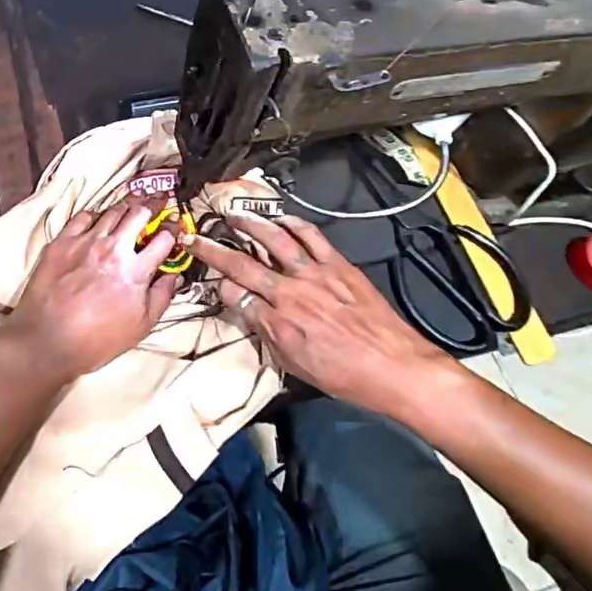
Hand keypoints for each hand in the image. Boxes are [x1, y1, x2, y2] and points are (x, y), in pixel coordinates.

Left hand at [2, 197, 181, 380]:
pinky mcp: (61, 243)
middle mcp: (113, 249)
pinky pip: (82, 217)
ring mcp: (85, 242)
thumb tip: (174, 277)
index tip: (173, 228)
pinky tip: (97, 222)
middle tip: (158, 201)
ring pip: (112, 211)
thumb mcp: (141, 326)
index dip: (172, 230)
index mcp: (136, 271)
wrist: (46, 341)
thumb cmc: (96, 340)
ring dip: (125, 208)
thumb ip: (161, 297)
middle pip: (139, 213)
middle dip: (152, 205)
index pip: (163, 238)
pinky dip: (94, 217)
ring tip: (131, 206)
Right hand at [184, 213, 463, 412]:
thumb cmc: (344, 376)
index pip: (235, 295)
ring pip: (275, 240)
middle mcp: (290, 292)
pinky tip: (280, 218)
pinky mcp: (339, 265)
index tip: (214, 281)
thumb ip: (267, 334)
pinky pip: (311, 236)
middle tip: (196, 238)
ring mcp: (315, 274)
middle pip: (243, 265)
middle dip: (214, 250)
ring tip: (233, 214)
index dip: (219, 286)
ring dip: (250, 224)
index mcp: (277, 322)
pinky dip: (293, 224)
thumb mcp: (295, 365)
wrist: (395, 367)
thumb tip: (249, 311)